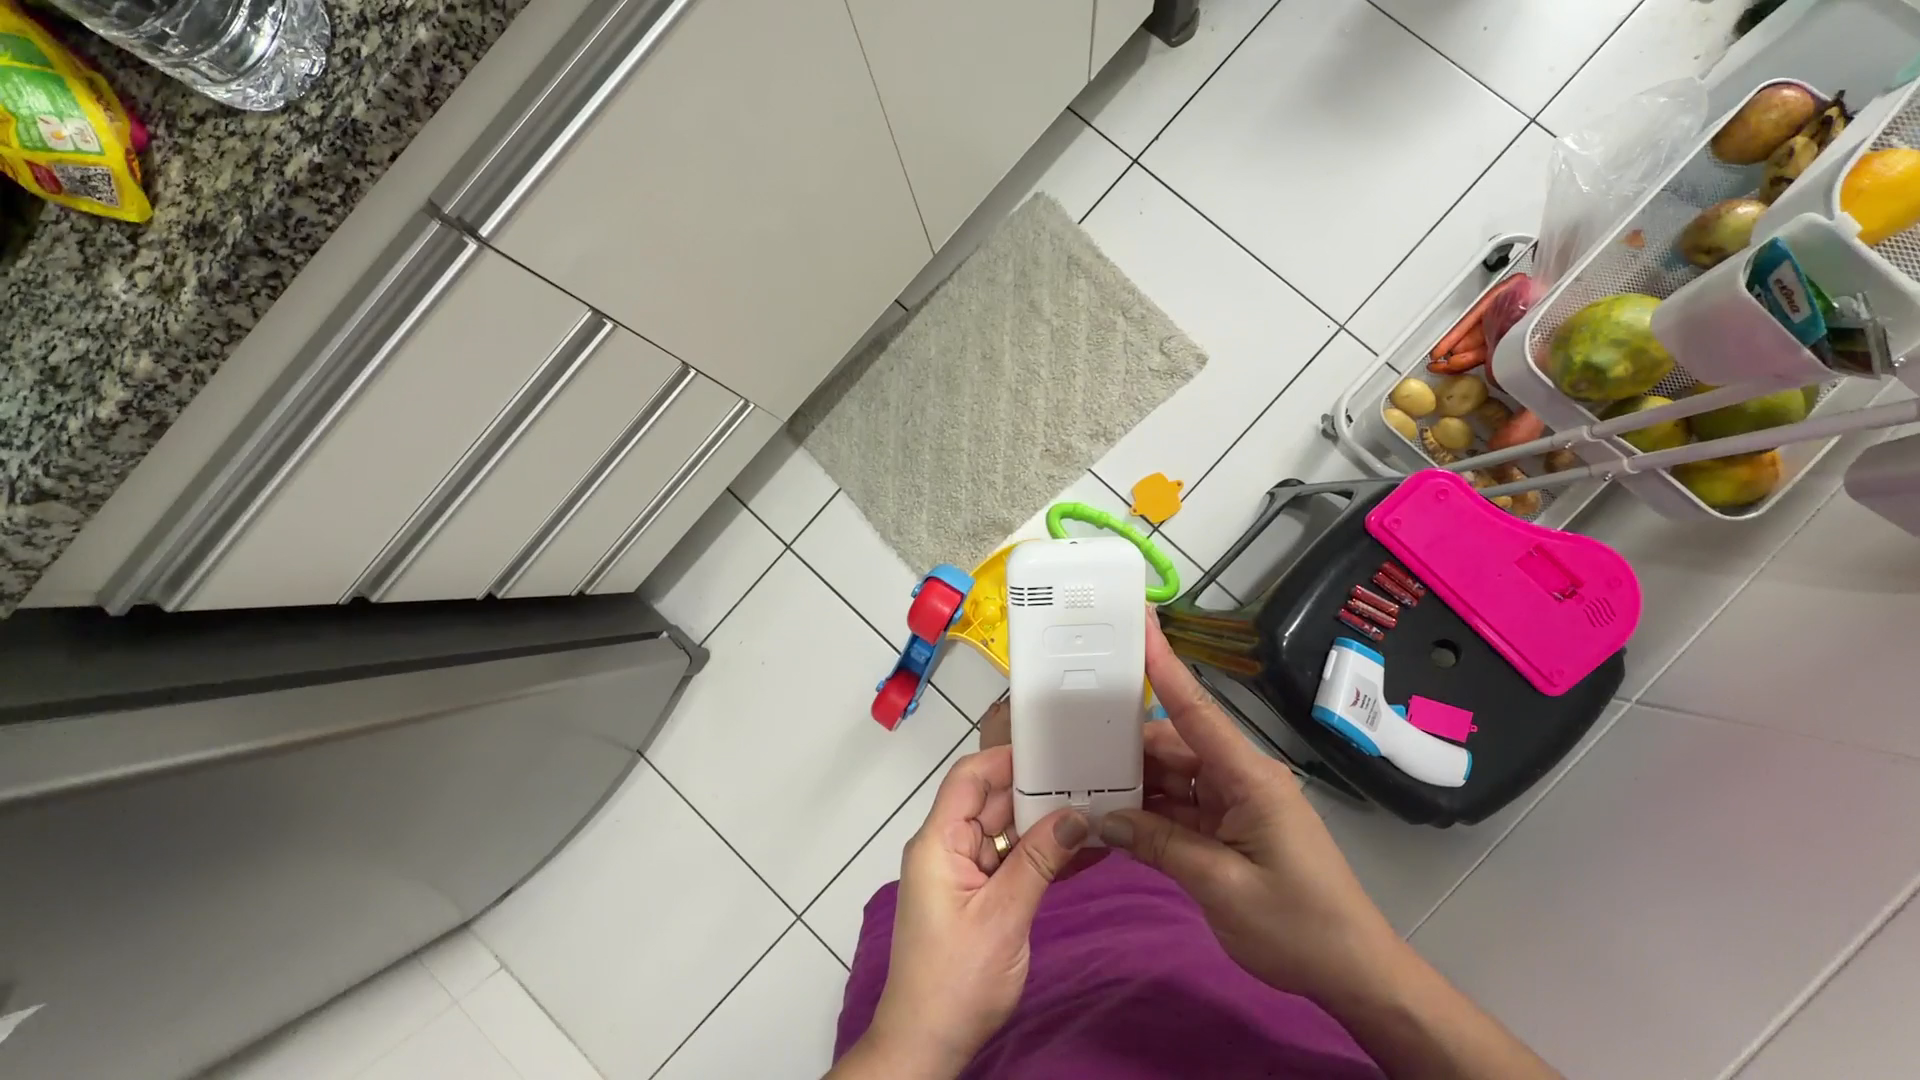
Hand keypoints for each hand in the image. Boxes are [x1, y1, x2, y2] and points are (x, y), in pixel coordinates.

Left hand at [858, 745, 1089, 1076]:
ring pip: (1005, 831)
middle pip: (991, 802)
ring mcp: (963, 872)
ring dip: (1044, 823)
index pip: (969, 778)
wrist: (928, 1044)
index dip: (1006, 758)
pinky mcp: (978, 895)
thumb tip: (1076, 815)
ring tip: (1095, 806)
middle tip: (1089, 776)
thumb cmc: (956, 979)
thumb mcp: (1003, 917)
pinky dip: (1041, 855)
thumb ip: (1038, 862)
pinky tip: (1082, 849)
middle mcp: (947, 848)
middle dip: (1036, 788)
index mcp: (938, 842)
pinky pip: (1011, 862)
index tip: (1053, 748)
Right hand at [1099, 618, 1409, 1006]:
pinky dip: (1149, 811)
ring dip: (1134, 782)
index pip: (1196, 712)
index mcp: (1249, 778)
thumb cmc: (1297, 926)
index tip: (1140, 623)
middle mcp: (1241, 778)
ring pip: (1173, 775)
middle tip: (1072, 743)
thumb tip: (1103, 818)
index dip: (1165, 666)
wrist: (1353, 973)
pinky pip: (1180, 806)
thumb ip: (1160, 845)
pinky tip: (1113, 816)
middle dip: (1127, 746)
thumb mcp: (1221, 887)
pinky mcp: (1231, 827)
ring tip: (1082, 780)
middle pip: (1174, 745)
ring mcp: (1236, 802)